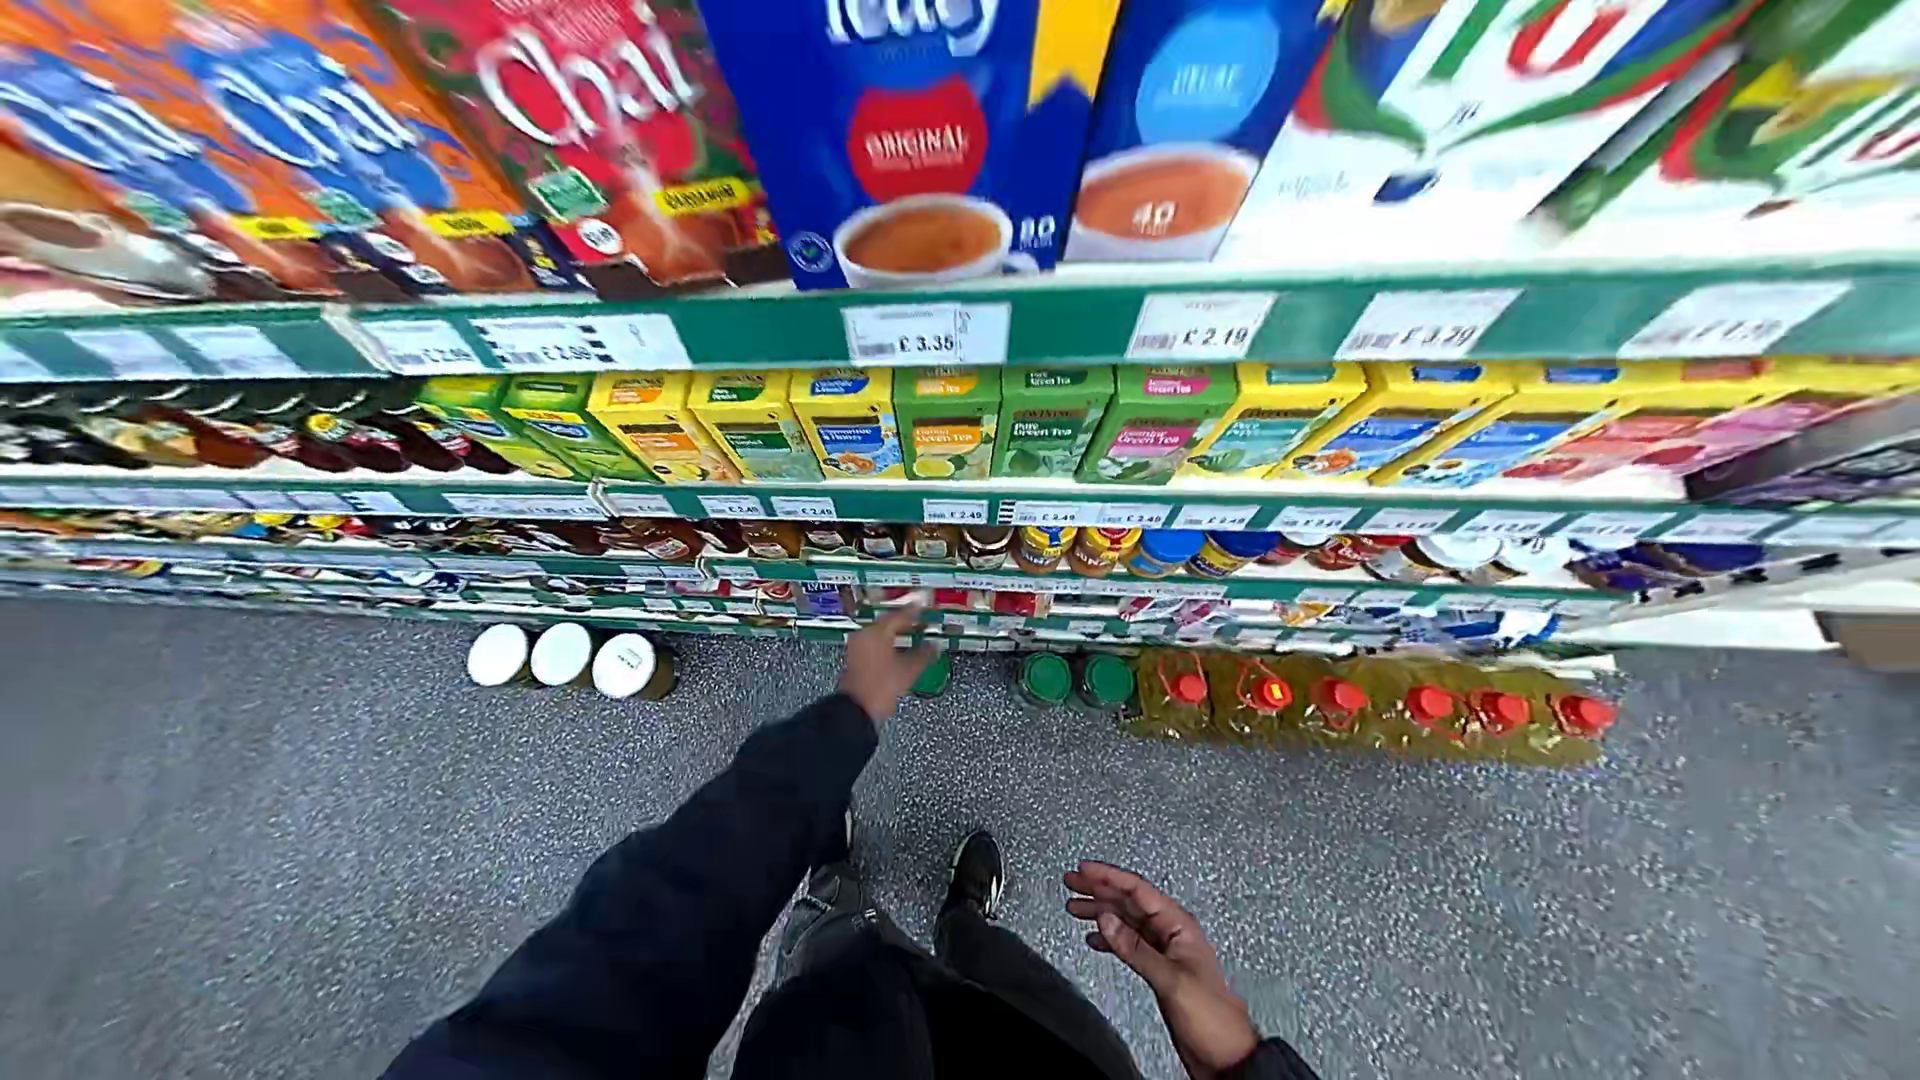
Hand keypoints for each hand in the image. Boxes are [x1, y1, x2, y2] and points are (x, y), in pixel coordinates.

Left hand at [837, 604, 935, 725]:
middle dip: (906, 621)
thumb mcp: (909, 670)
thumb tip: (935, 647)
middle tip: (920, 618)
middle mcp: (864, 636)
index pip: (899, 615)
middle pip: (888, 622)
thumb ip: (925, 655)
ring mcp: (858, 648)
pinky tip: (898, 648)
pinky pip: (875, 643)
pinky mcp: (856, 659)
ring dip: (897, 632)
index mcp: (876, 633)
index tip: (925, 606)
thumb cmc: (878, 689)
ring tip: (912, 632)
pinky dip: (888, 642)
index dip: (915, 611)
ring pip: (881, 632)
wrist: (857, 710)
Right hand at [1066, 861, 1258, 1078]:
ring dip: (1100, 911)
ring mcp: (1163, 950)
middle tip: (1072, 880)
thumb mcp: (1170, 979)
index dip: (1108, 875)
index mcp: (1178, 924)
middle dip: (1098, 888)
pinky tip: (1095, 938)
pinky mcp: (1158, 968)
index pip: (1137, 888)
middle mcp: (1169, 932)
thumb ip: (1135, 948)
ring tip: (1075, 905)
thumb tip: (1106, 919)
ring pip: (1125, 919)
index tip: (1085, 868)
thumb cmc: (1213, 1018)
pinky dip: (1109, 937)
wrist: (1229, 1059)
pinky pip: (1128, 942)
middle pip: (1128, 900)